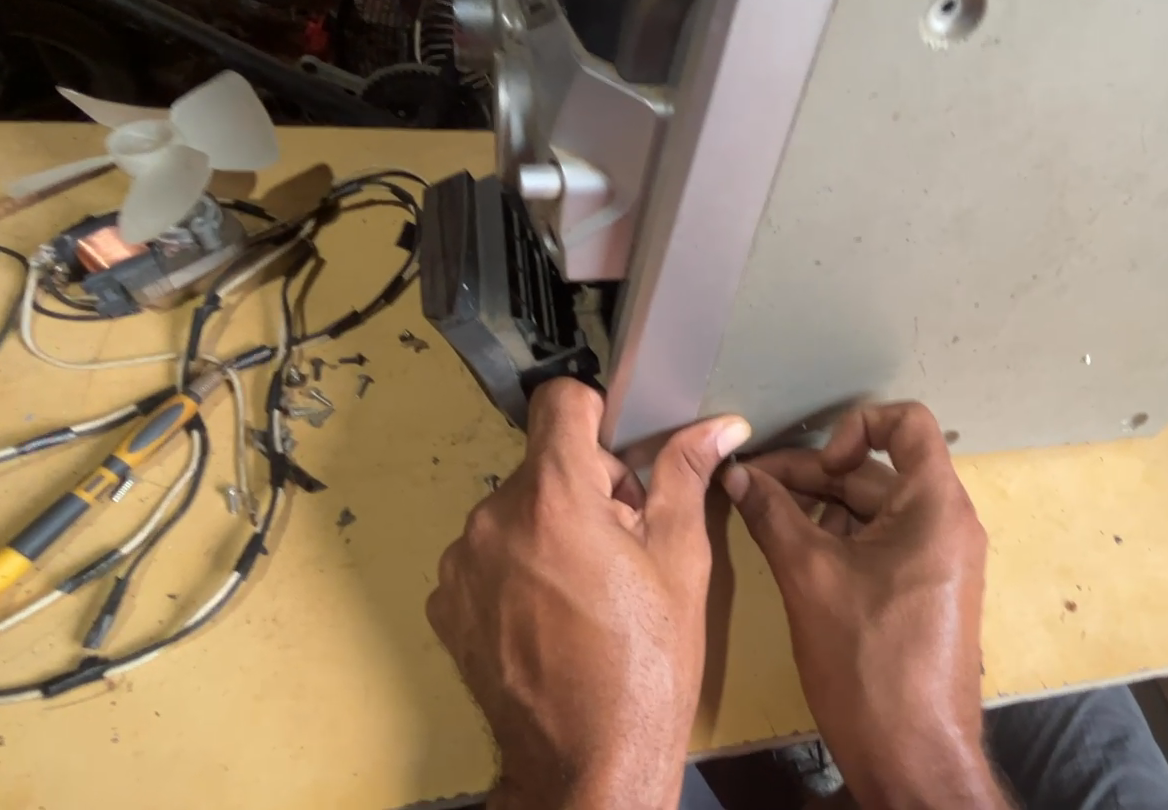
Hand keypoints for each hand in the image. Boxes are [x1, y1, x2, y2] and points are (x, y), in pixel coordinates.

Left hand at [428, 378, 750, 809]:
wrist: (589, 767)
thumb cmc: (647, 661)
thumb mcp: (681, 560)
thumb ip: (686, 474)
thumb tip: (720, 425)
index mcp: (555, 497)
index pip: (560, 400)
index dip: (596, 415)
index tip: (618, 457)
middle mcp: (494, 518)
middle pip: (544, 461)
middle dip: (584, 485)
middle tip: (620, 541)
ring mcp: (462, 563)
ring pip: (517, 507)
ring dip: (550, 525)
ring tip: (586, 583)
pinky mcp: (447, 601)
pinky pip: (488, 551)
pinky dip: (518, 563)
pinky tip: (551, 609)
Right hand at [723, 403, 1008, 809]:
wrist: (913, 761)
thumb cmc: (868, 661)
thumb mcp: (808, 576)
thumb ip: (771, 513)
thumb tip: (736, 473)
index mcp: (935, 505)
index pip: (906, 423)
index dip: (855, 427)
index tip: (820, 466)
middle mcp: (945, 521)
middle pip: (874, 470)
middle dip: (810, 474)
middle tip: (751, 486)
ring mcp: (936, 556)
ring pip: (870, 507)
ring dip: (817, 505)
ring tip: (762, 516)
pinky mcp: (921, 585)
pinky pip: (877, 538)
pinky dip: (834, 534)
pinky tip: (790, 546)